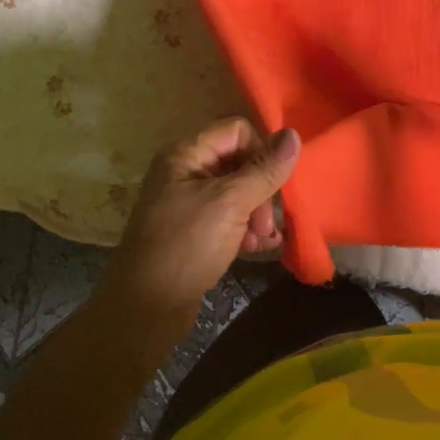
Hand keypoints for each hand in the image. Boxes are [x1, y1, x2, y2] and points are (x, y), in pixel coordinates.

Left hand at [104, 118, 300, 325]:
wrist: (146, 309)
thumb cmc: (186, 246)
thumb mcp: (230, 204)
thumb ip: (264, 170)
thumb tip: (294, 134)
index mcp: (186, 154)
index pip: (236, 131)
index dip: (260, 152)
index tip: (273, 186)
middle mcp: (184, 171)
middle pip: (238, 161)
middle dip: (260, 189)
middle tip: (266, 224)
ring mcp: (187, 202)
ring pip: (236, 192)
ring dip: (256, 213)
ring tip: (264, 240)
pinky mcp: (192, 231)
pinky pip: (227, 218)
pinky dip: (244, 229)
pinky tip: (255, 249)